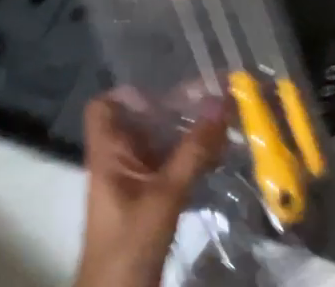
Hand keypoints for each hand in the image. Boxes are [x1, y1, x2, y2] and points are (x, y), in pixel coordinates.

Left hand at [75, 93, 226, 286]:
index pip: (104, 107)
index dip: (132, 93)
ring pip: (162, 141)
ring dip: (193, 131)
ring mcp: (135, 180)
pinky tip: (223, 153)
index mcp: (109, 155)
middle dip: (180, 107)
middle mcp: (120, 161)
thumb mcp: (165, 195)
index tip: (171, 89)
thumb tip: (221, 102)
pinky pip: (173, 163)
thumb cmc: (130, 244)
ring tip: (229, 121)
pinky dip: (196, 154)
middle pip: (143, 120)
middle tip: (219, 97)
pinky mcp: (151, 198)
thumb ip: (193, 150)